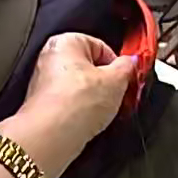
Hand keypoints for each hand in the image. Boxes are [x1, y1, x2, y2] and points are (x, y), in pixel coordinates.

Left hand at [0, 33, 138, 177]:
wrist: (52, 135)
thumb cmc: (75, 103)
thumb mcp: (116, 81)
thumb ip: (128, 67)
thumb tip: (131, 63)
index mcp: (65, 42)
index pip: (101, 46)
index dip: (118, 64)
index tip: (127, 77)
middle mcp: (50, 59)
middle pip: (90, 67)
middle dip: (107, 83)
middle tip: (119, 94)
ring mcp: (45, 84)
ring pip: (81, 88)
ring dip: (96, 99)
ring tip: (104, 111)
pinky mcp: (46, 107)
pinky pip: (72, 105)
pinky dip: (83, 112)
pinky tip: (90, 121)